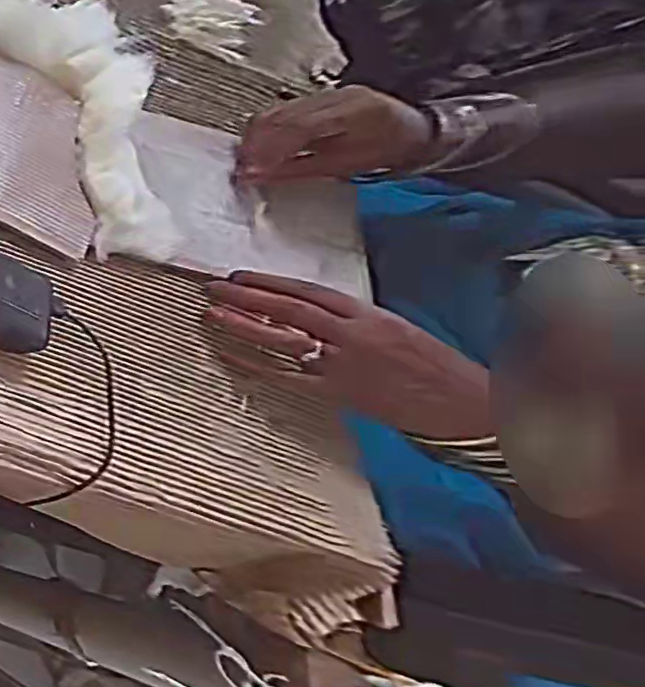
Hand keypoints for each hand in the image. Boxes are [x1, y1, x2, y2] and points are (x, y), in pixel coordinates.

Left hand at [205, 271, 491, 438]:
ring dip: (243, 325)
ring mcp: (345, 365)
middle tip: (214, 288)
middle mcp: (356, 336)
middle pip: (290, 310)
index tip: (239, 276)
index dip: (271, 282)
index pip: (310, 292)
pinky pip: (285, 376)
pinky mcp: (338, 392)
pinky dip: (253, 365)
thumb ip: (349, 318)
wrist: (474, 410)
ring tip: (212, 313)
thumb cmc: (435, 367)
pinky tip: (227, 354)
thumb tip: (300, 306)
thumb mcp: (396, 329)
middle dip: (248, 296)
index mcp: (373, 317)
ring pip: (283, 339)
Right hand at [235, 86, 434, 183]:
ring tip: (246, 159)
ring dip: (253, 137)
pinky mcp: (313, 97)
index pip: (297, 127)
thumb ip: (297, 168)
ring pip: (273, 112)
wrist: (417, 129)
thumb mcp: (345, 165)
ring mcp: (323, 94)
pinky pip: (277, 110)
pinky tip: (257, 145)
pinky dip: (261, 130)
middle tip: (240, 166)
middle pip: (278, 116)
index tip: (248, 171)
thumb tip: (256, 174)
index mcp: (353, 112)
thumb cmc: (387, 149)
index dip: (267, 150)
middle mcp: (336, 96)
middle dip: (253, 144)